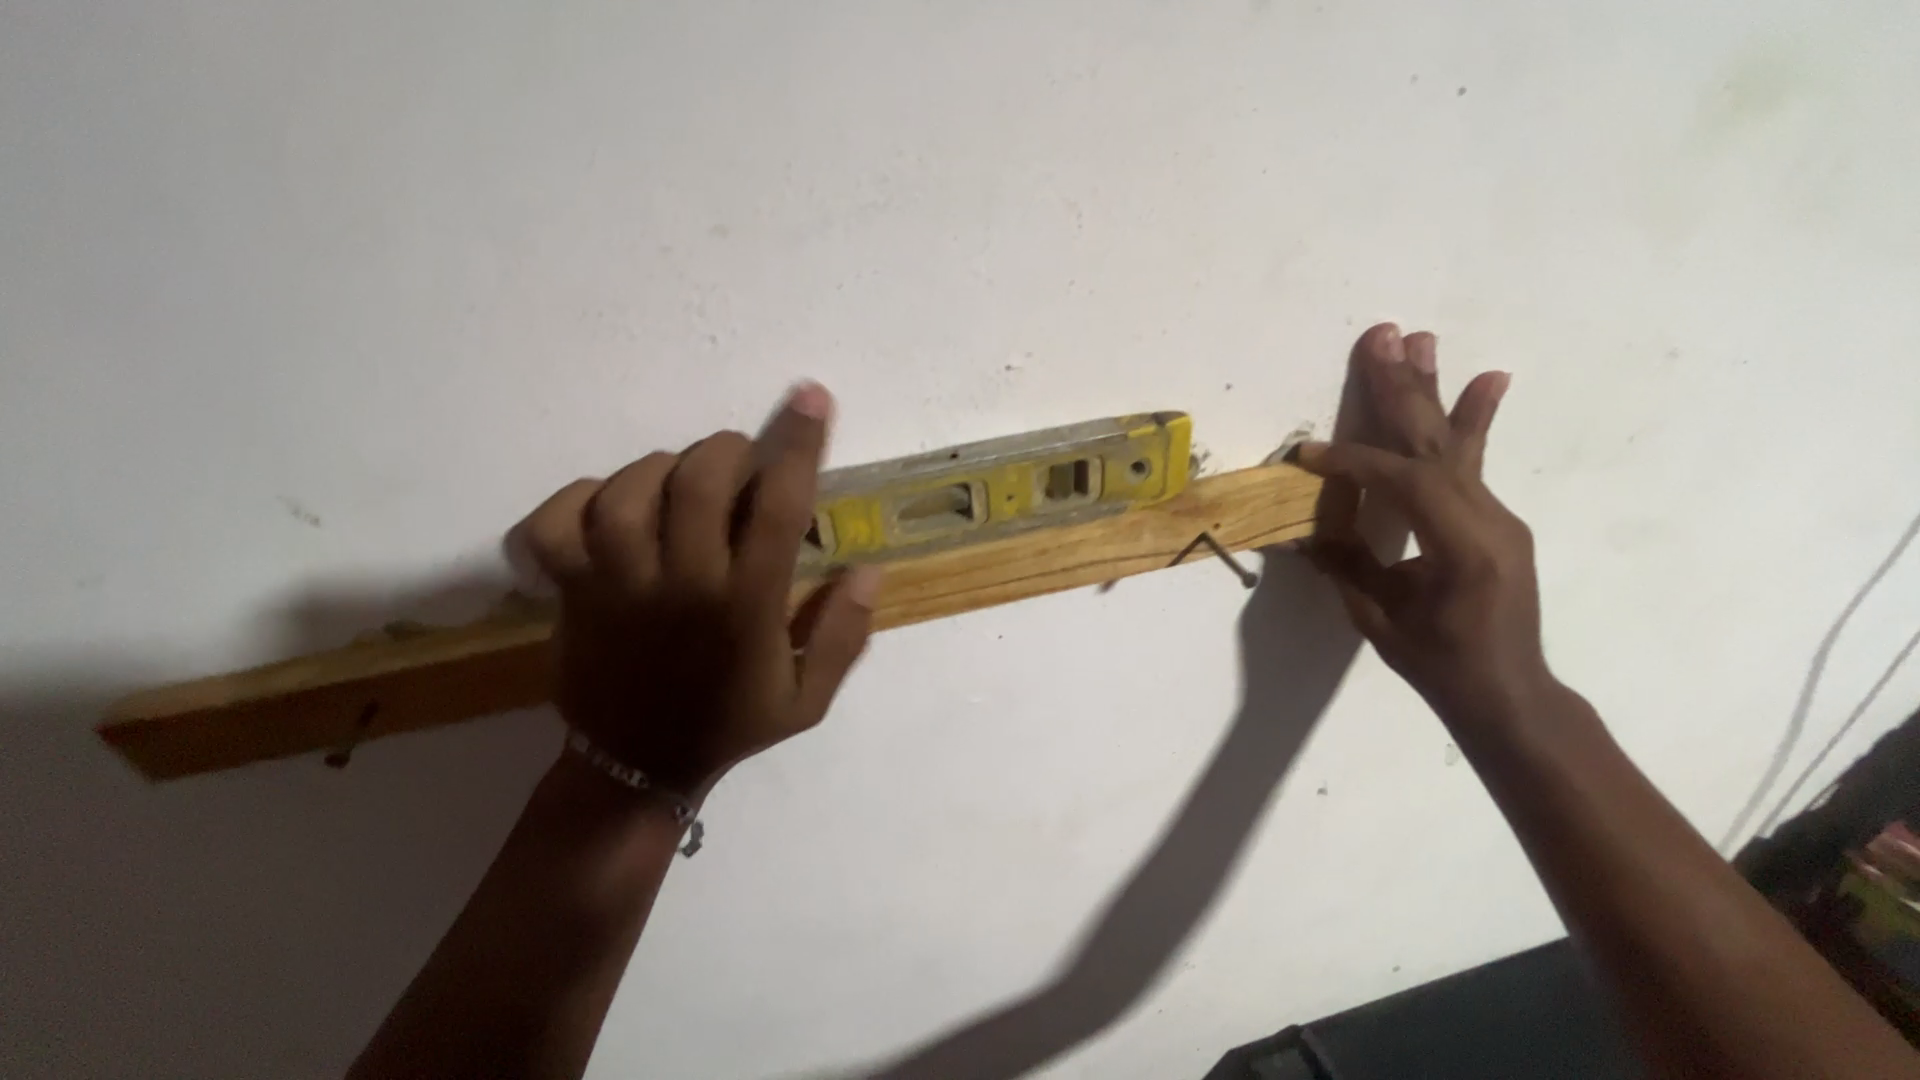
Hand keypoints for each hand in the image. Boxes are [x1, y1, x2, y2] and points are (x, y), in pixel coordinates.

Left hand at [508, 382, 881, 796]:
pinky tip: (606, 508)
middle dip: (725, 450)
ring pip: (625, 495)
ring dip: (657, 470)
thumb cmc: (728, 725)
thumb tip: (869, 570)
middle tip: (737, 460)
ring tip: (676, 484)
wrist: (635, 770)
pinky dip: (574, 500)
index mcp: (746, 608)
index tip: (810, 399)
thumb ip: (843, 637)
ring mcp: (616, 589)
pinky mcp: (569, 595)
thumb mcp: (807, 700)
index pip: (778, 508)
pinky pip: (552, 526)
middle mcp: (682, 587)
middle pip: (697, 483)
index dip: (797, 445)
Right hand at [1295, 324, 1550, 729]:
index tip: (1309, 453)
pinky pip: (1470, 464)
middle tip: (1385, 337)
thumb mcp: (1381, 619)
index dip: (1354, 463)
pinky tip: (1486, 380)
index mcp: (1463, 546)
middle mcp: (1489, 518)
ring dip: (1431, 390)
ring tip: (1420, 340)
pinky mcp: (1493, 519)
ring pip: (1454, 444)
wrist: (1509, 692)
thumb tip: (1304, 530)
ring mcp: (1497, 515)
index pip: (1404, 483)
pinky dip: (1470, 420)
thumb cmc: (1440, 664)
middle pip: (1435, 442)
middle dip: (1404, 389)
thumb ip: (1347, 566)